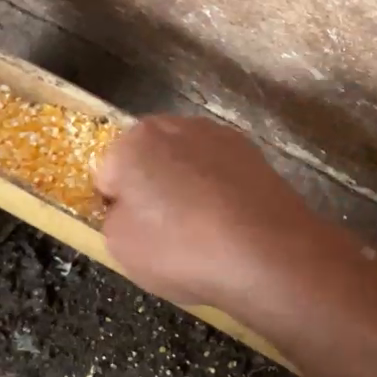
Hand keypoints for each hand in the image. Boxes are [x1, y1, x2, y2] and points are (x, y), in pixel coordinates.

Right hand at [95, 116, 371, 318]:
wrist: (268, 251)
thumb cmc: (182, 247)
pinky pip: (221, 174)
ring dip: (188, 188)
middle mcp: (178, 125)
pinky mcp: (254, 154)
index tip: (131, 230)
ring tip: (201, 232)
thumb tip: (133, 207)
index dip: (115, 204)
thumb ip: (116, 216)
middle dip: (152, 188)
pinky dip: (220, 193)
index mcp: (136, 140)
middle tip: (162, 232)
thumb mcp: (119, 245)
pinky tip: (229, 224)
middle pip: (151, 159)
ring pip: (189, 164)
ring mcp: (221, 136)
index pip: (108, 172)